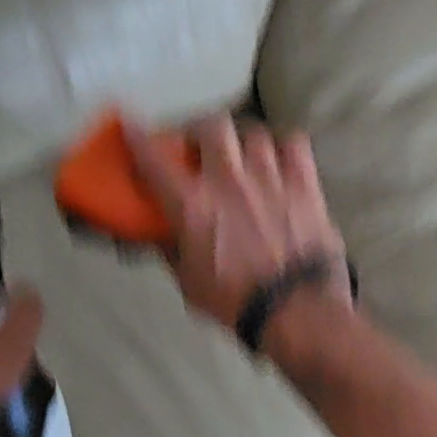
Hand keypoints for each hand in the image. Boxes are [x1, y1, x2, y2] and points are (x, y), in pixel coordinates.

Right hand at [127, 114, 352, 340]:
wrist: (298, 310)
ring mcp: (270, 177)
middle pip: (211, 127)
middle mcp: (228, 180)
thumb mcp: (190, 284)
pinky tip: (282, 161)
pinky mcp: (305, 184)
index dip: (139, 139)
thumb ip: (173, 252)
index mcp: (193, 206)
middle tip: (202, 148)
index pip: (155, 161)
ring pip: (254, 133)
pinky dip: (284, 147)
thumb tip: (160, 236)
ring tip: (245, 157)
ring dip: (244, 143)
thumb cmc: (238, 304)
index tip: (131, 126)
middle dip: (202, 133)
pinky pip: (294, 143)